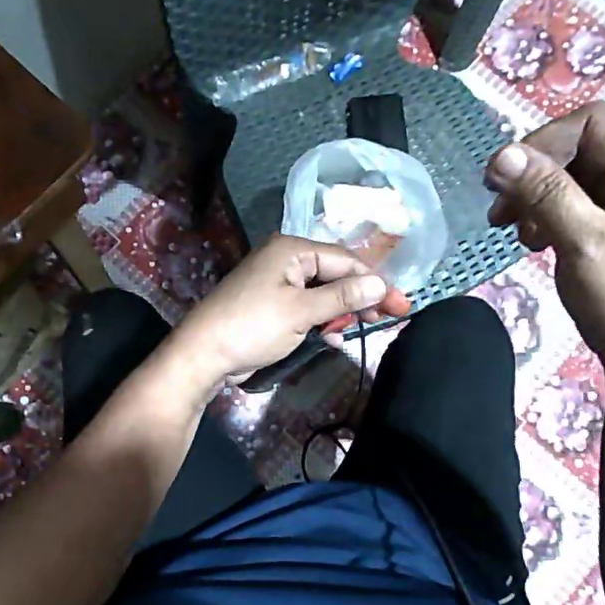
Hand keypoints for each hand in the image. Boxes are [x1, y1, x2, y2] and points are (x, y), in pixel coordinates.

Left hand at [162, 234, 411, 387]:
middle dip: (360, 297)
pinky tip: (333, 338)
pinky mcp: (271, 307)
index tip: (401, 305)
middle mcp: (284, 261)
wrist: (203, 353)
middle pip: (335, 275)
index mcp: (291, 250)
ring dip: (340, 312)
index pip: (344, 260)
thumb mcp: (301, 311)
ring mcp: (276, 284)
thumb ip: (341, 297)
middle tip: (389, 318)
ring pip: (321, 294)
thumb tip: (379, 285)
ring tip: (357, 330)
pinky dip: (321, 321)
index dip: (375, 282)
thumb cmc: (252, 326)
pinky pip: (306, 308)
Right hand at [485, 101, 604, 381]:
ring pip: (582, 176)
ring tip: (524, 236)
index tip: (498, 183)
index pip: (594, 123)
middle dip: (538, 177)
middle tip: (501, 217)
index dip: (540, 145)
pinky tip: (540, 241)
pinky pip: (588, 202)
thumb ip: (545, 193)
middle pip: (587, 147)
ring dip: (542, 199)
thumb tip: (500, 155)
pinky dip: (556, 216)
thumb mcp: (586, 243)